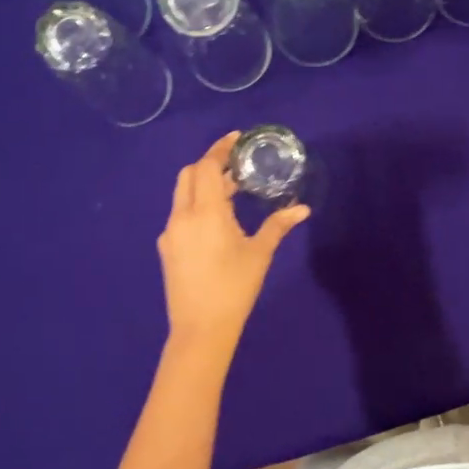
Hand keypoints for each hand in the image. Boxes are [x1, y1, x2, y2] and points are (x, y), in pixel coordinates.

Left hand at [158, 132, 310, 347]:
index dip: (220, 149)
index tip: (236, 139)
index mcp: (205, 213)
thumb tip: (302, 208)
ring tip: (231, 194)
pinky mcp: (167, 248)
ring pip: (182, 195)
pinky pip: (180, 215)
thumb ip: (278, 226)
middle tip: (236, 168)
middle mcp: (182, 216)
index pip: (207, 167)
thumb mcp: (260, 254)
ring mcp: (170, 233)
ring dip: (203, 186)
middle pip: (189, 175)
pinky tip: (216, 223)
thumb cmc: (234, 289)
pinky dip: (196, 206)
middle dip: (210, 164)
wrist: (201, 328)